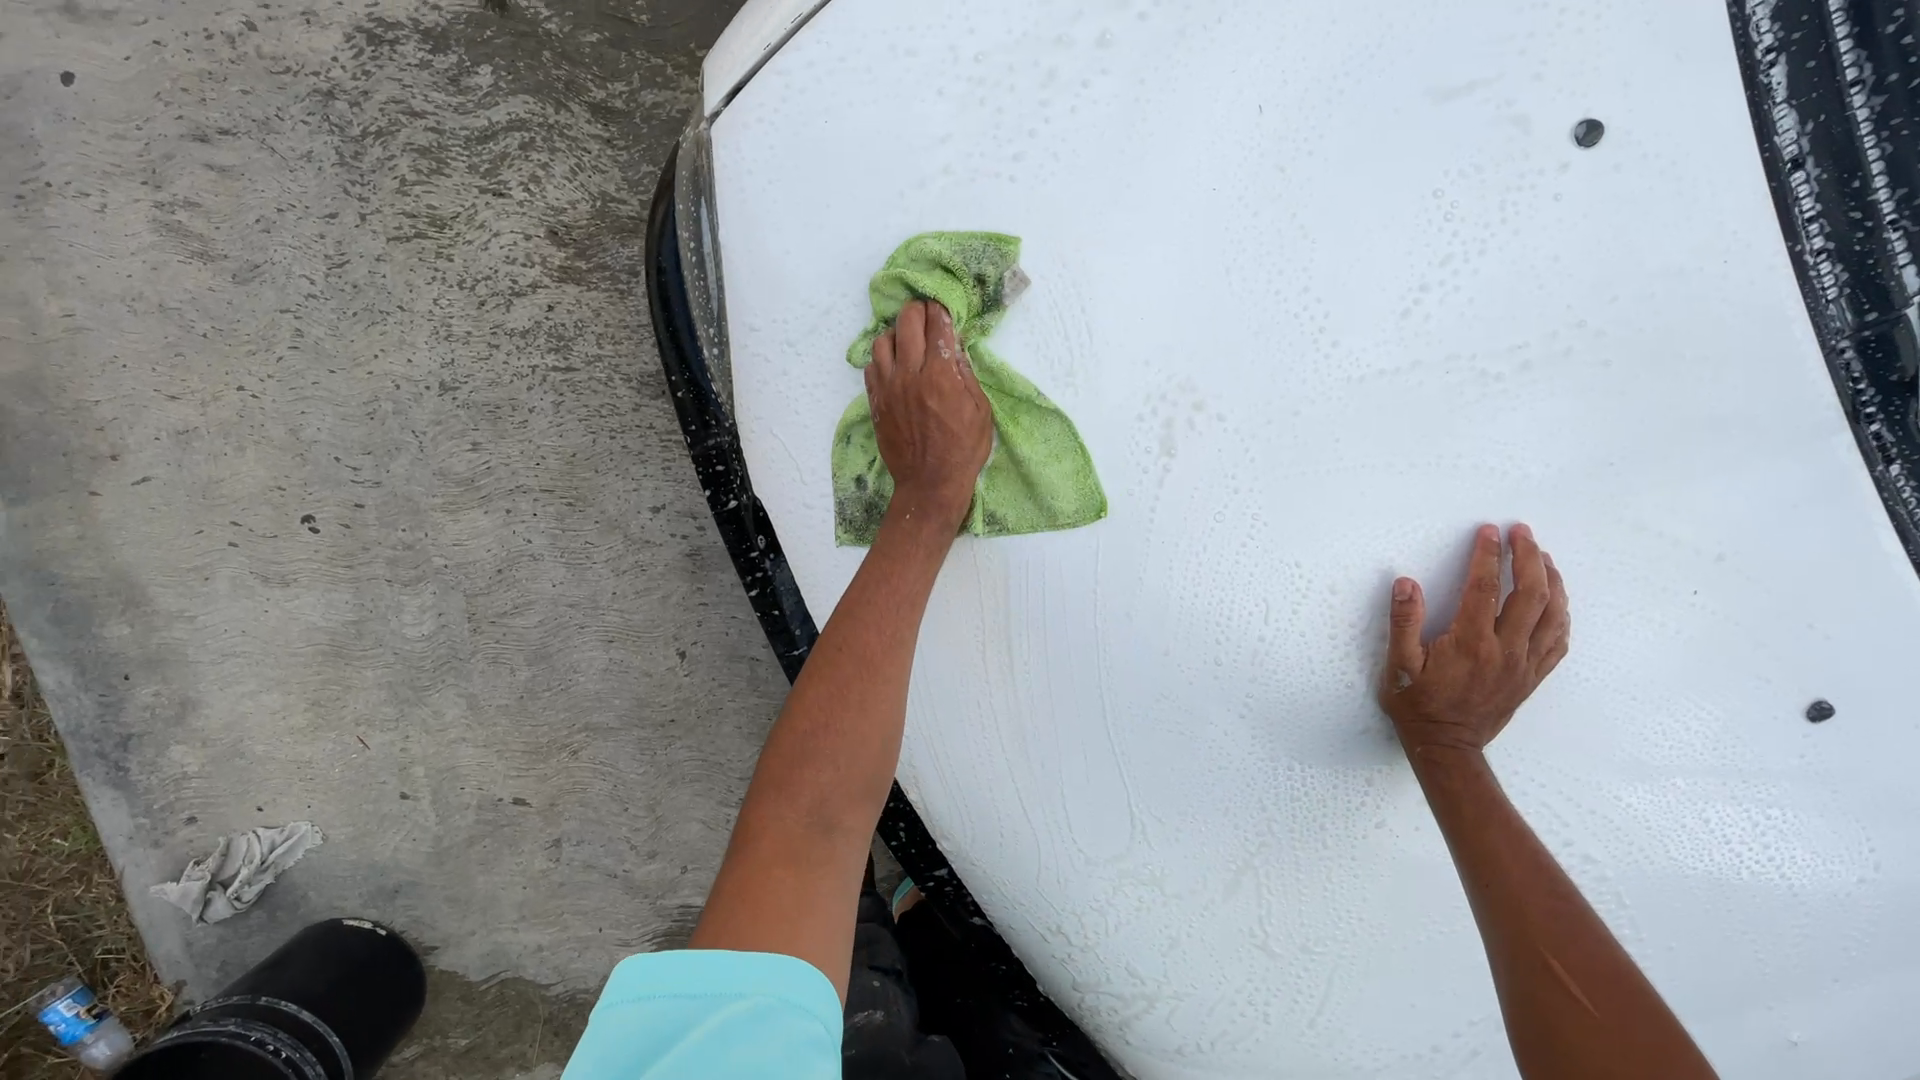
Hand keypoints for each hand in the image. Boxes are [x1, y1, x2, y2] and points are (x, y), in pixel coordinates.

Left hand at [867, 299, 993, 527]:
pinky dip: (882, 359)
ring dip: (896, 334)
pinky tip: (894, 366)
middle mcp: (910, 374)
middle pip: (906, 322)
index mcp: (940, 375)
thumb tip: (954, 348)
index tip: (944, 310)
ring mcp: (888, 387)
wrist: (930, 484)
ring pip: (882, 341)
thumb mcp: (981, 411)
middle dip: (917, 312)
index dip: (941, 311)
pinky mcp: (875, 402)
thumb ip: (966, 375)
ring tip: (907, 342)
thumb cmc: (963, 450)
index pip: (937, 325)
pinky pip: (870, 366)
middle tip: (925, 316)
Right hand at [1379, 524, 1569, 757]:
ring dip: (1552, 580)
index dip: (1487, 555)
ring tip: (1543, 557)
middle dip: (1529, 557)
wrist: (1447, 746)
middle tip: (1522, 532)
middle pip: (1531, 593)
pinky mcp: (1533, 676)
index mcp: (1470, 643)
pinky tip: (1556, 601)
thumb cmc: (1417, 705)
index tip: (1488, 531)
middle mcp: (1505, 649)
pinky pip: (1559, 640)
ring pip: (1553, 614)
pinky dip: (1562, 614)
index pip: (1485, 587)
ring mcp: (1524, 664)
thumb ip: (1403, 622)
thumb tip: (1407, 583)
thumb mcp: (1397, 665)